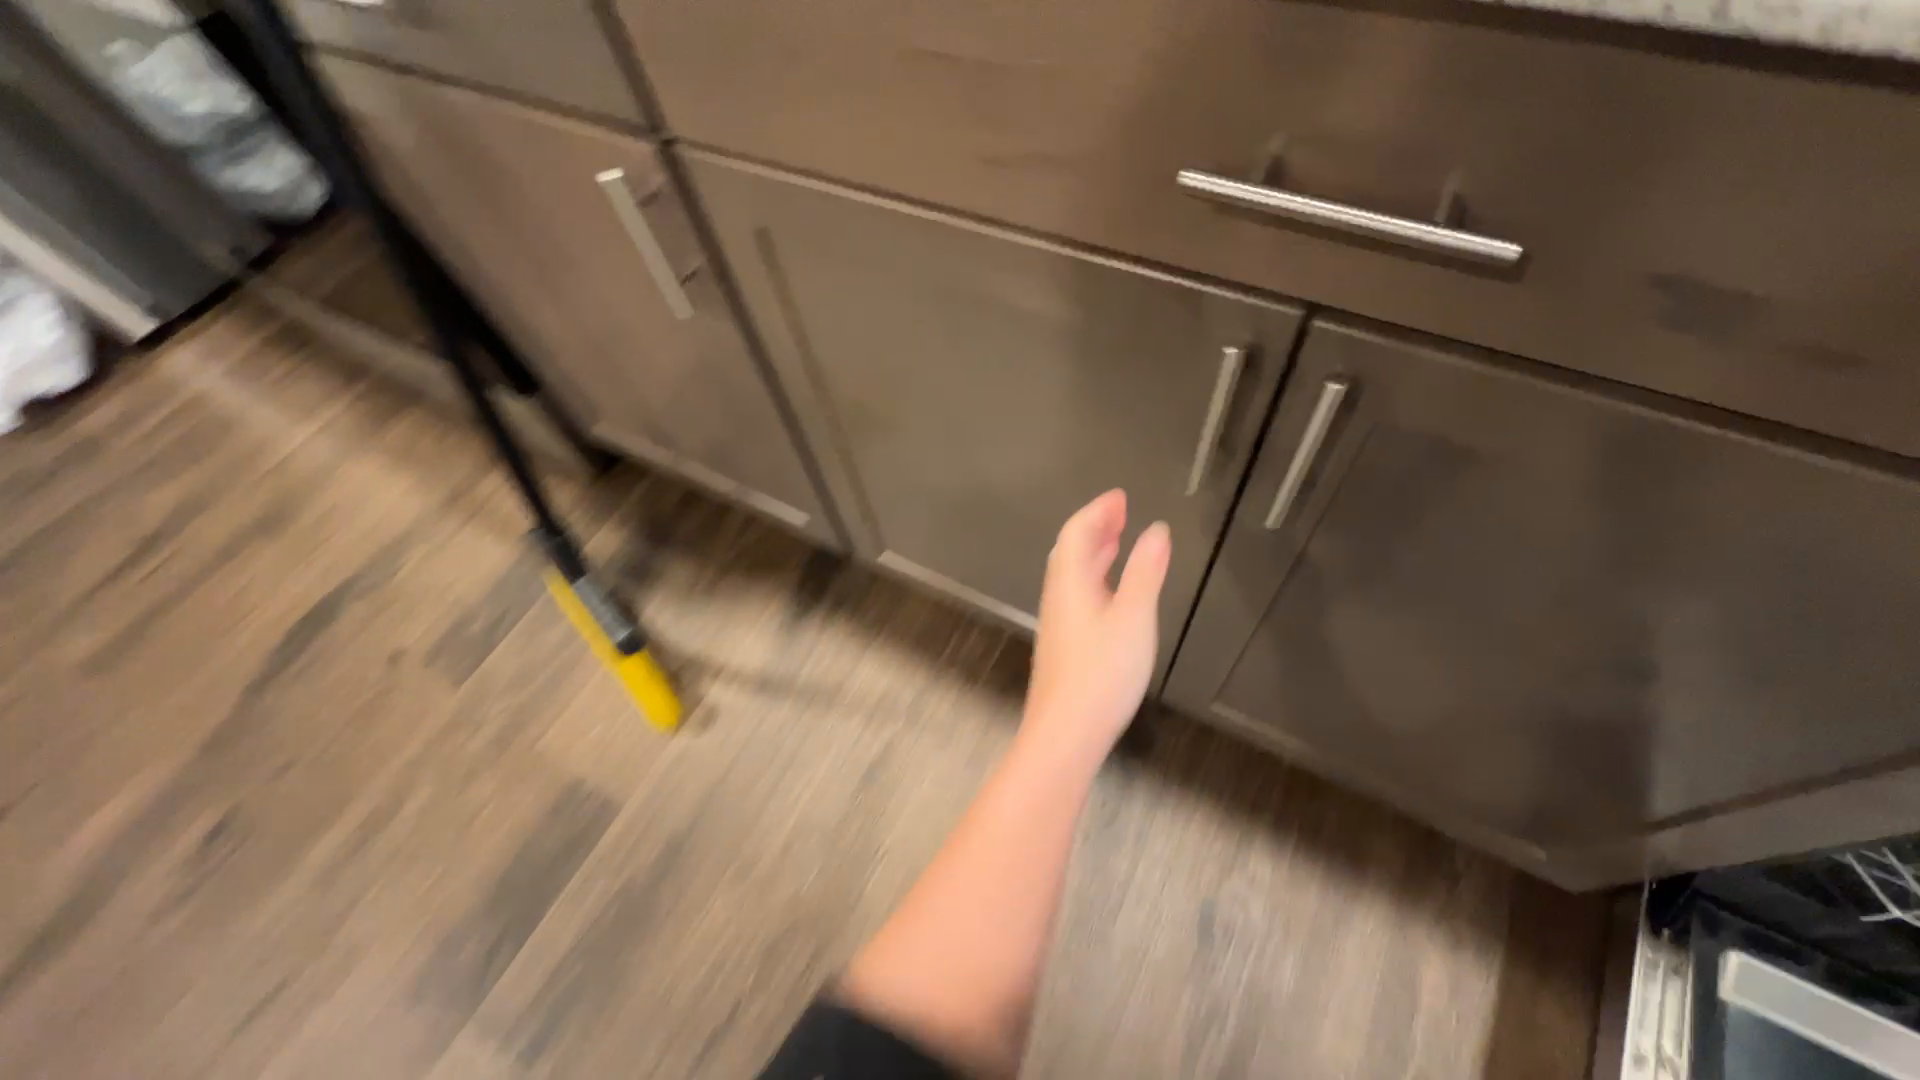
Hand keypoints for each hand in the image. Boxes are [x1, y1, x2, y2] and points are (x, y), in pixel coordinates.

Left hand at [1022, 489, 1170, 761]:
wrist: (1065, 733)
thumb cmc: (1102, 673)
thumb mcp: (1134, 618)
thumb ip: (1146, 572)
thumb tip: (1156, 529)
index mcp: (1070, 583)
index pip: (1077, 533)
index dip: (1097, 511)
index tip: (1120, 497)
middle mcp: (1058, 597)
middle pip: (1070, 551)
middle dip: (1095, 528)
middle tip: (1120, 513)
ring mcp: (1057, 624)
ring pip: (1072, 575)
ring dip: (1094, 553)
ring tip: (1117, 542)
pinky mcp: (1062, 646)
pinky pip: (1076, 595)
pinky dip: (1094, 578)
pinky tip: (1110, 594)